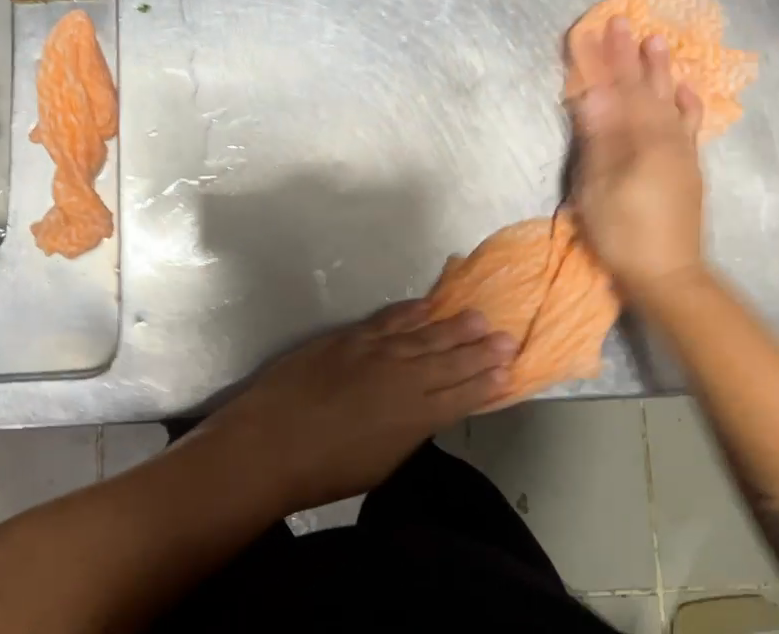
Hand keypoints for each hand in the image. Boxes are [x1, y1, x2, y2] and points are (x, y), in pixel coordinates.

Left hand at [194, 302, 515, 513]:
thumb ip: (407, 432)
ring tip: (479, 318)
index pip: (461, 396)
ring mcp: (375, 352)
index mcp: (416, 418)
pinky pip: (388, 320)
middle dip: (480, 351)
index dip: (485, 383)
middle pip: (449, 361)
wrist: (270, 442)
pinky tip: (426, 306)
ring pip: (424, 335)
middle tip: (507, 338)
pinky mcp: (348, 338)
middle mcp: (403, 379)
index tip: (508, 371)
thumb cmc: (325, 470)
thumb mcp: (382, 462)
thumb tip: (422, 413)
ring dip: (453, 327)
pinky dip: (410, 313)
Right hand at [569, 17, 708, 293]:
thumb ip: (598, 138)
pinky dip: (685, 104)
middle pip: (644, 89)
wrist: (667, 274)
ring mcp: (679, 153)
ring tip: (658, 42)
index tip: (598, 28)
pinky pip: (688, 125)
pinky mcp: (687, 168)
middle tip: (624, 22)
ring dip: (661, 71)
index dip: (606, 59)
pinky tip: (685, 92)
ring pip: (668, 101)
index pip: (617, 90)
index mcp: (638, 140)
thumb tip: (591, 93)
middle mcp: (663, 139)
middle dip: (631, 56)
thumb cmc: (622, 232)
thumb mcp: (598, 187)